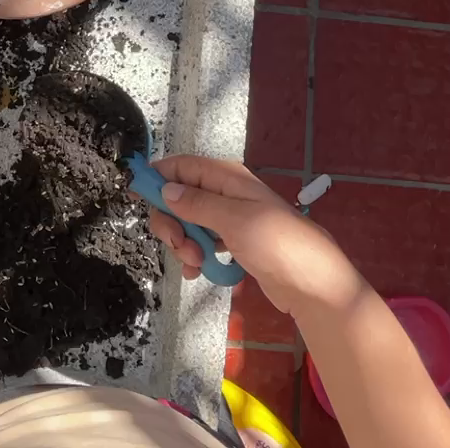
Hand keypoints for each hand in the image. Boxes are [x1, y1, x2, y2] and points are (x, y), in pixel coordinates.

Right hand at [146, 156, 366, 317]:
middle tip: (179, 246)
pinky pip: (203, 244)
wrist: (314, 285)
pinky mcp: (233, 244)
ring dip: (184, 244)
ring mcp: (229, 219)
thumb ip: (196, 204)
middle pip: (179, 197)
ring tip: (198, 265)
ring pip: (188, 224)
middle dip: (171, 222)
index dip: (157, 177)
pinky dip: (197, 258)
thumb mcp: (233, 219)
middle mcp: (225, 193)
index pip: (181, 166)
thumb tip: (166, 188)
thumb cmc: (276, 243)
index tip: (135, 196)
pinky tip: (202, 274)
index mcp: (226, 177)